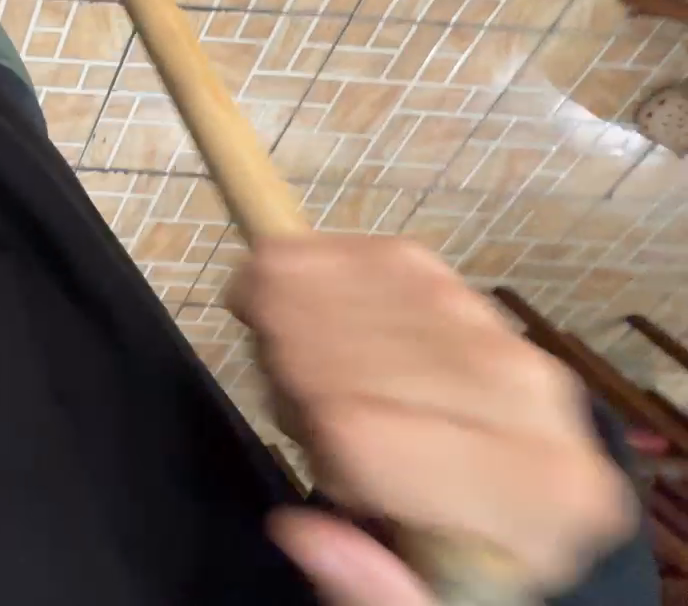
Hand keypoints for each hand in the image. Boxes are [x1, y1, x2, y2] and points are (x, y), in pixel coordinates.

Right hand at [229, 234, 634, 604]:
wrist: (494, 488)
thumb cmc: (449, 548)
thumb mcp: (425, 603)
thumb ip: (377, 590)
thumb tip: (303, 533)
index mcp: (538, 494)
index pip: (360, 427)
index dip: (312, 437)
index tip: (319, 458)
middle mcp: (533, 398)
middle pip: (340, 353)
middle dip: (290, 378)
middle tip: (301, 409)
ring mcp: (492, 328)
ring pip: (339, 293)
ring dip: (286, 324)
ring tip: (303, 366)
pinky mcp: (451, 284)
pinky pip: (359, 254)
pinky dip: (297, 270)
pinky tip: (293, 305)